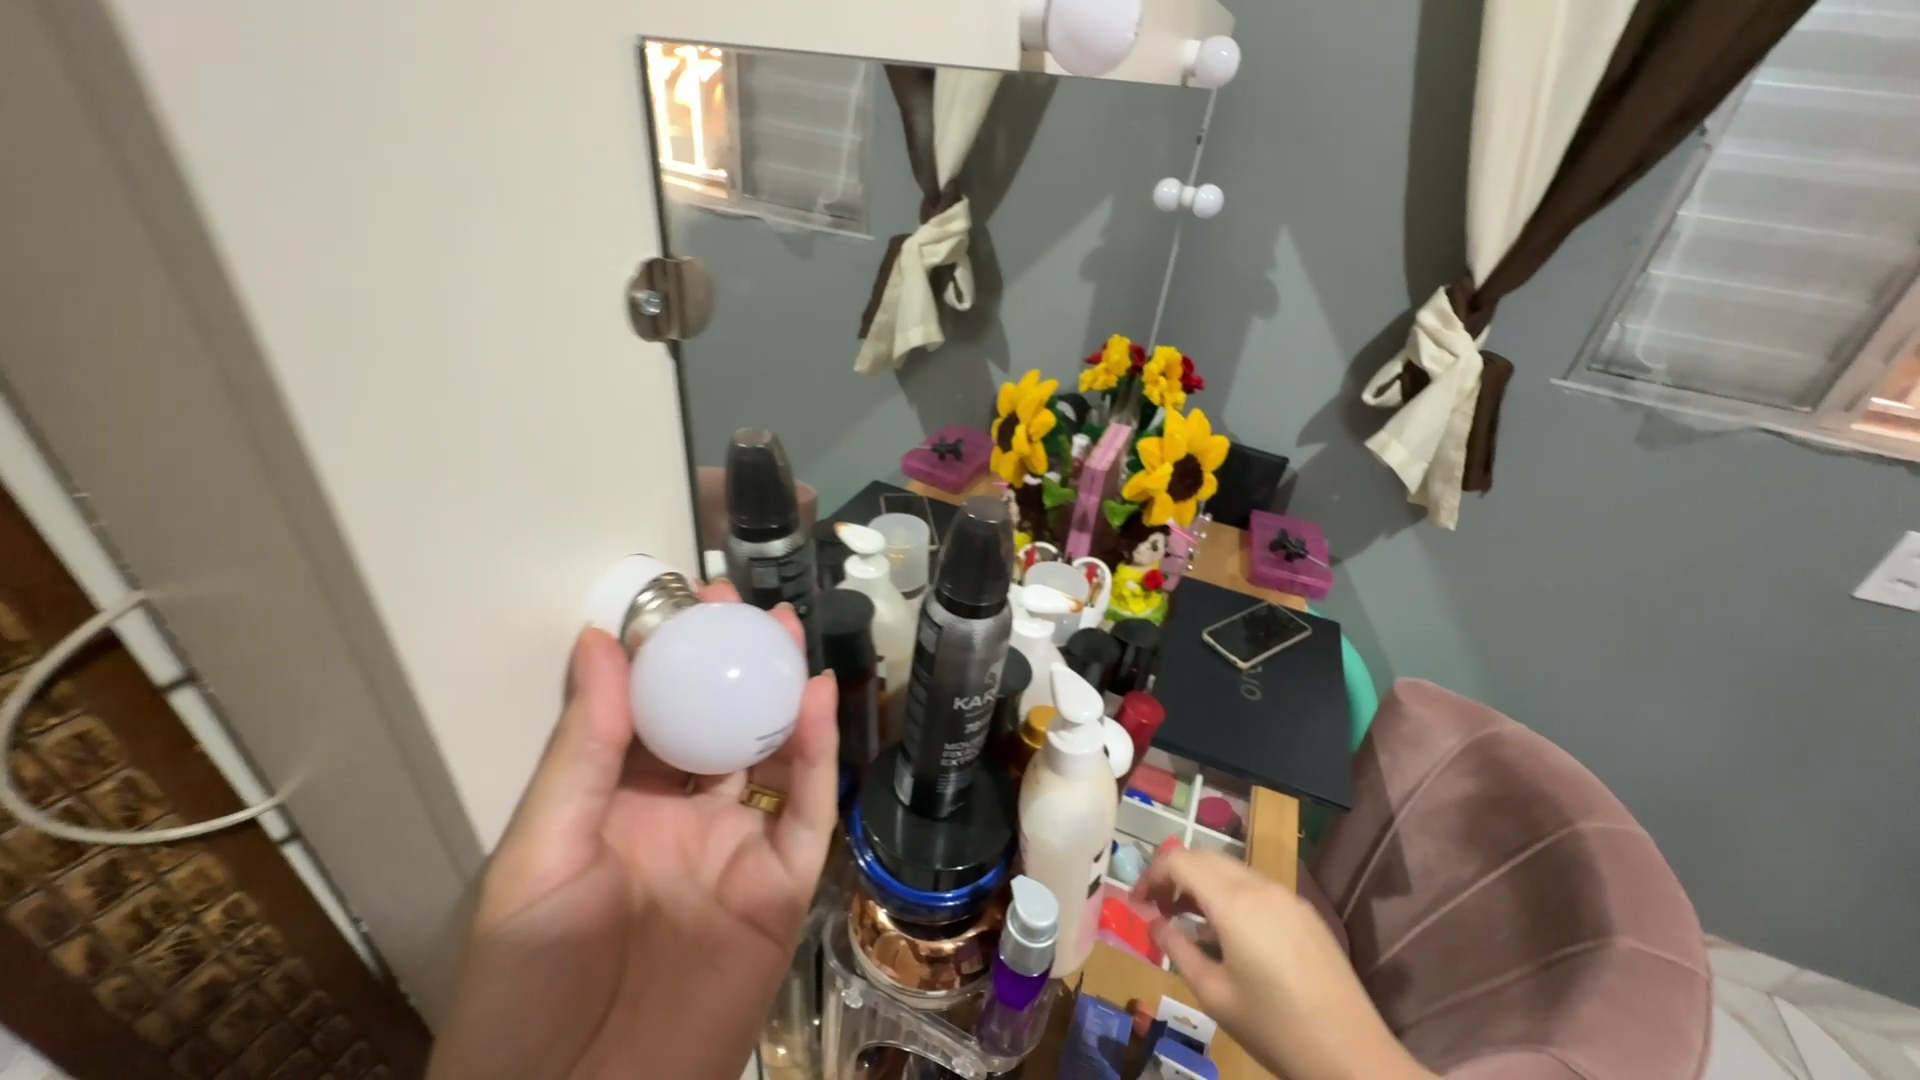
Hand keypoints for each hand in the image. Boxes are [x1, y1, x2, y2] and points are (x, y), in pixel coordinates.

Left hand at [428, 585, 838, 1079]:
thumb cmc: (528, 986)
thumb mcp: (540, 855)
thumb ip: (582, 749)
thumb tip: (600, 640)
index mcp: (614, 807)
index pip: (649, 714)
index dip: (666, 658)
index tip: (681, 603)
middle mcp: (680, 818)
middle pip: (716, 725)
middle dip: (730, 665)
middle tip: (741, 606)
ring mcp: (735, 850)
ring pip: (771, 757)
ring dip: (779, 694)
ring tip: (782, 635)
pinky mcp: (779, 888)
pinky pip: (807, 811)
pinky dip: (819, 754)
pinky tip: (815, 699)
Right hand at [1131, 848, 1436, 1079]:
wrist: (1353, 1056)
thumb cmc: (1274, 1028)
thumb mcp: (1213, 994)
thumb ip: (1177, 949)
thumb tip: (1155, 922)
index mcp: (1234, 902)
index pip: (1180, 861)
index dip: (1151, 874)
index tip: (1136, 903)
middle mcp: (1261, 886)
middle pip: (1206, 858)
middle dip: (1175, 875)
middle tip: (1156, 908)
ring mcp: (1288, 897)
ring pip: (1232, 871)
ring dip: (1203, 884)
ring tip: (1187, 922)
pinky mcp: (1306, 914)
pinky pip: (1257, 888)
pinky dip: (1231, 896)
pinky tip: (1228, 935)